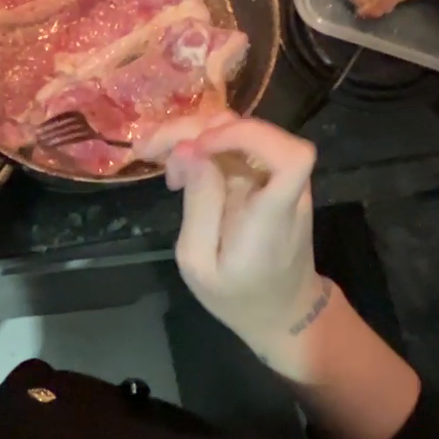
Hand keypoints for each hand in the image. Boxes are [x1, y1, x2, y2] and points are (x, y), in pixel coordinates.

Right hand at [140, 113, 329, 379]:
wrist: (281, 310)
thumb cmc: (238, 296)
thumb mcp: (200, 263)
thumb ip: (198, 205)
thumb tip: (186, 150)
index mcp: (272, 214)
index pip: (290, 157)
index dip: (246, 136)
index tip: (199, 147)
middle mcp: (282, 186)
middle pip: (250, 129)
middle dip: (192, 129)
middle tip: (148, 151)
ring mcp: (275, 178)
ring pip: (238, 129)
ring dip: (192, 134)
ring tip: (158, 161)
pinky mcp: (265, 177)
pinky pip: (234, 145)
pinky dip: (201, 145)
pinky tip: (179, 167)